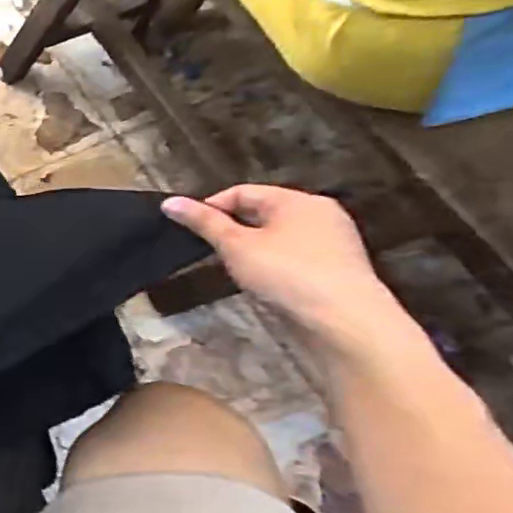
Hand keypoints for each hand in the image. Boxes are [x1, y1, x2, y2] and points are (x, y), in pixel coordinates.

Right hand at [161, 184, 407, 347]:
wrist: (344, 320)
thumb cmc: (285, 273)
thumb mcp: (235, 245)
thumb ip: (202, 222)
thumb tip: (168, 202)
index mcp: (298, 201)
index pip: (242, 191)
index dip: (210, 207)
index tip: (188, 229)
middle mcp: (319, 213)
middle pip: (261, 210)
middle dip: (230, 226)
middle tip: (206, 248)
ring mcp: (332, 239)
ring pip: (275, 232)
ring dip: (249, 244)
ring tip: (230, 264)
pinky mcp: (335, 264)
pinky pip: (291, 251)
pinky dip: (269, 259)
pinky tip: (259, 277)